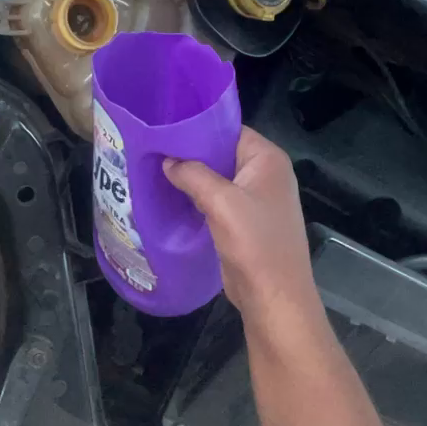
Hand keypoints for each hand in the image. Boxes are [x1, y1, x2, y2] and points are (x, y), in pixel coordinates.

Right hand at [165, 128, 313, 319]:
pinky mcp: (244, 221)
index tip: (163, 128)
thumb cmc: (254, 243)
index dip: (197, 127)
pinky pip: (216, 199)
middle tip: (152, 148)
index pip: (228, 129)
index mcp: (267, 160)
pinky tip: (170, 195)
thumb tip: (167, 161)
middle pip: (221, 152)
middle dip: (189, 153)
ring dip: (190, 177)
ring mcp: (256, 199)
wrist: (273, 298)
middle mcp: (265, 173)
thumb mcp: (221, 202)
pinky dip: (196, 197)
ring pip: (216, 177)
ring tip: (154, 168)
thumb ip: (192, 175)